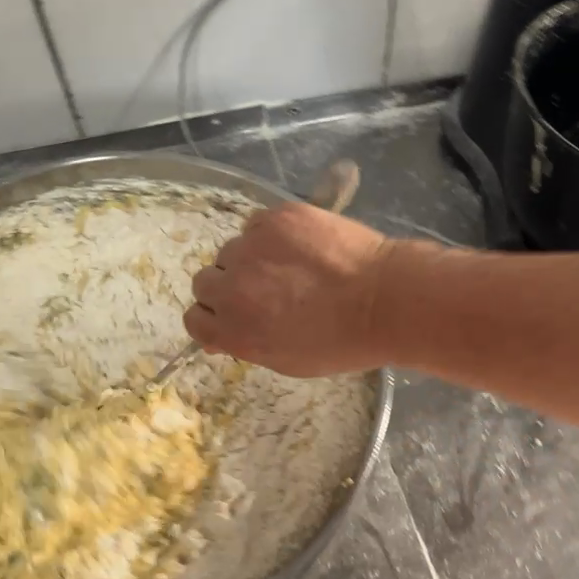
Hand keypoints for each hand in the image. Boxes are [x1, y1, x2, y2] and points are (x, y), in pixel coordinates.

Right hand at [185, 203, 397, 376]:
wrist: (383, 301)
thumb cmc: (341, 342)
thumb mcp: (287, 360)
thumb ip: (247, 344)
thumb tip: (225, 334)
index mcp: (232, 329)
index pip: (195, 318)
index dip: (214, 316)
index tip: (234, 314)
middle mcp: (231, 287)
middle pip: (207, 281)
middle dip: (230, 286)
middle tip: (264, 289)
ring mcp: (252, 247)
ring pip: (234, 249)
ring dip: (252, 258)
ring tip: (290, 265)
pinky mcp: (277, 218)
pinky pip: (259, 223)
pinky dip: (274, 234)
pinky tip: (303, 245)